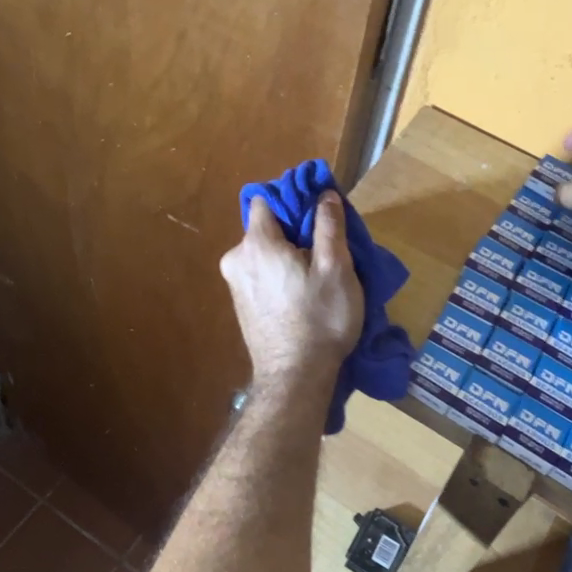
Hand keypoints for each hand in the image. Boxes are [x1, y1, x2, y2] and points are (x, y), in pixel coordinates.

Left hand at [220, 193, 363, 382]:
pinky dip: (279, 276)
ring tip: (317, 276)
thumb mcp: (336, 268)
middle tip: (326, 250)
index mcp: (256, 243)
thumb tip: (324, 195)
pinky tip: (302, 295)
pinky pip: (261, 275)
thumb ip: (329, 226)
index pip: (266, 200)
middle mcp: (236, 259)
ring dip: (288, 256)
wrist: (295, 377)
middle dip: (294, 232)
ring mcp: (235, 284)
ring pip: (264, 253)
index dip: (293, 201)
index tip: (318, 216)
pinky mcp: (240, 305)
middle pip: (266, 228)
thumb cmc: (320, 319)